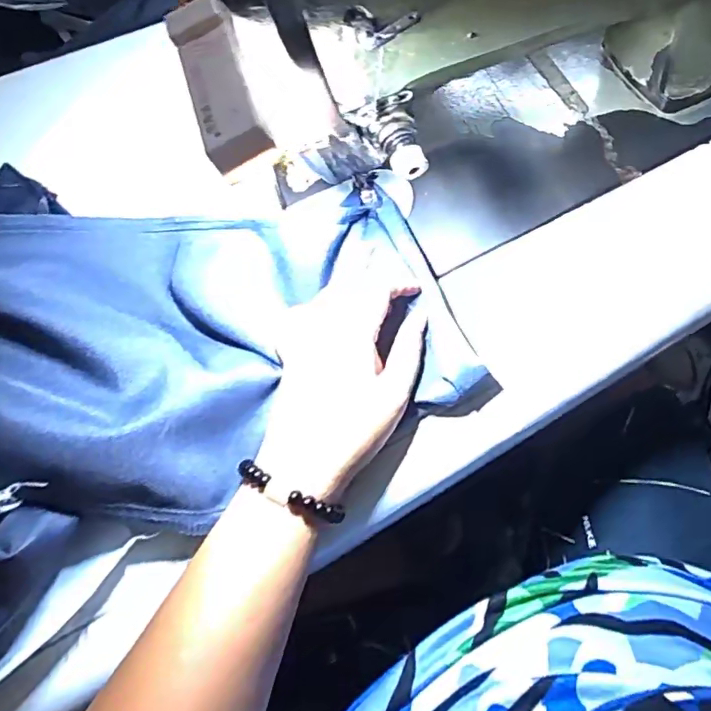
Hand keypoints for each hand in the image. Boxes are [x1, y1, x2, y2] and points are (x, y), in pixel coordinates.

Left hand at [252, 273, 427, 506]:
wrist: (300, 463)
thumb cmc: (355, 430)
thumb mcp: (395, 393)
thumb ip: (408, 349)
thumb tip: (418, 317)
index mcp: (353, 333)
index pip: (376, 291)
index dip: (398, 282)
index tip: (416, 287)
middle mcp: (324, 327)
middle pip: (345, 284)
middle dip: (363, 265)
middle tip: (374, 247)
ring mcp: (304, 338)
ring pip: (324, 295)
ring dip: (342, 277)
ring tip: (354, 264)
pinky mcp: (292, 353)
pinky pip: (300, 314)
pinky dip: (312, 303)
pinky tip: (317, 304)